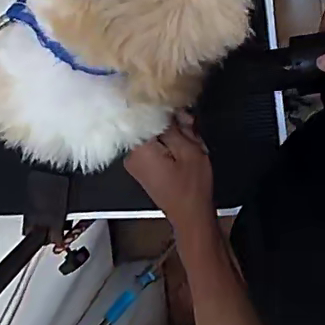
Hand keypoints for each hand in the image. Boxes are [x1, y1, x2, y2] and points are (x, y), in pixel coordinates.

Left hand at [124, 112, 215, 234]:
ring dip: (174, 134)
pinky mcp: (143, 167)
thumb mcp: (189, 149)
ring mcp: (135, 162)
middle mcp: (130, 154)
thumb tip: (166, 107)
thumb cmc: (192, 186)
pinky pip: (154, 146)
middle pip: (149, 124)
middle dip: (172, 123)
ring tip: (193, 144)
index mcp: (138, 149)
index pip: (143, 113)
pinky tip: (186, 150)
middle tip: (192, 130)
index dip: (165, 108)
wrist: (191, 216)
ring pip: (154, 134)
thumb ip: (175, 125)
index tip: (182, 111)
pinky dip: (170, 144)